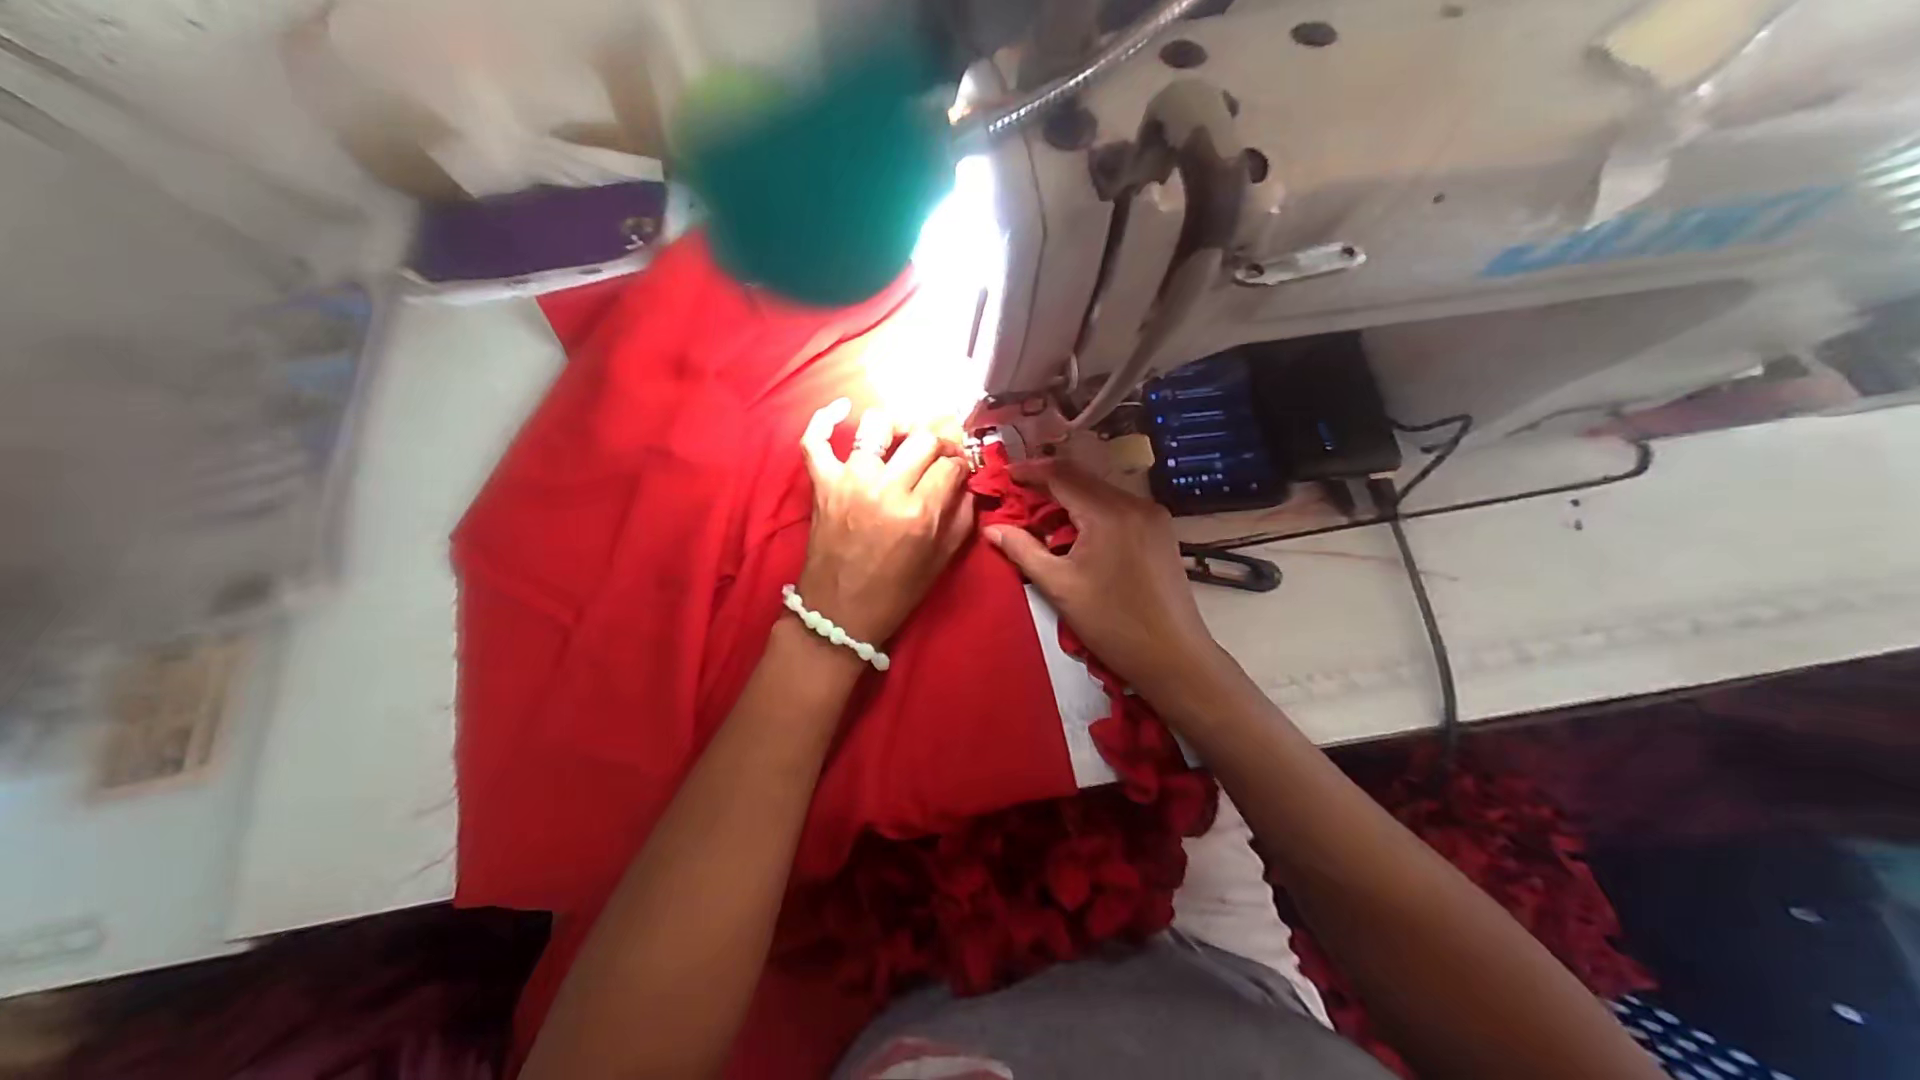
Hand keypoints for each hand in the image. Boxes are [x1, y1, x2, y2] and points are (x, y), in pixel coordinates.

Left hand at [796, 399, 974, 646]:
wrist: (840, 613)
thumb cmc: (895, 592)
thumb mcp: (941, 560)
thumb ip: (961, 517)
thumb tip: (965, 483)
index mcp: (919, 512)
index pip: (950, 464)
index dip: (961, 462)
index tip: (959, 469)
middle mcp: (885, 489)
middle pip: (922, 438)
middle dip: (940, 441)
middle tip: (940, 452)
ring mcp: (849, 481)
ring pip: (877, 426)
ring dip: (897, 425)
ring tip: (904, 435)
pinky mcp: (822, 484)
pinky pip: (815, 440)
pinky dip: (825, 420)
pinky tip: (841, 408)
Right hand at [983, 461, 1232, 706]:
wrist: (1173, 655)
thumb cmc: (1112, 623)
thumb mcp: (1059, 586)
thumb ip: (1022, 550)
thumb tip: (992, 528)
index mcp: (1109, 513)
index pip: (1062, 474)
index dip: (1029, 470)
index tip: (1003, 475)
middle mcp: (1135, 503)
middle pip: (1083, 479)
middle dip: (1047, 484)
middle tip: (1016, 496)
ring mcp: (1152, 515)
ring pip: (1100, 492)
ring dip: (1069, 498)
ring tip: (1040, 516)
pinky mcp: (1160, 530)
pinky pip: (1117, 507)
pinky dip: (1091, 511)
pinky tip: (1074, 530)